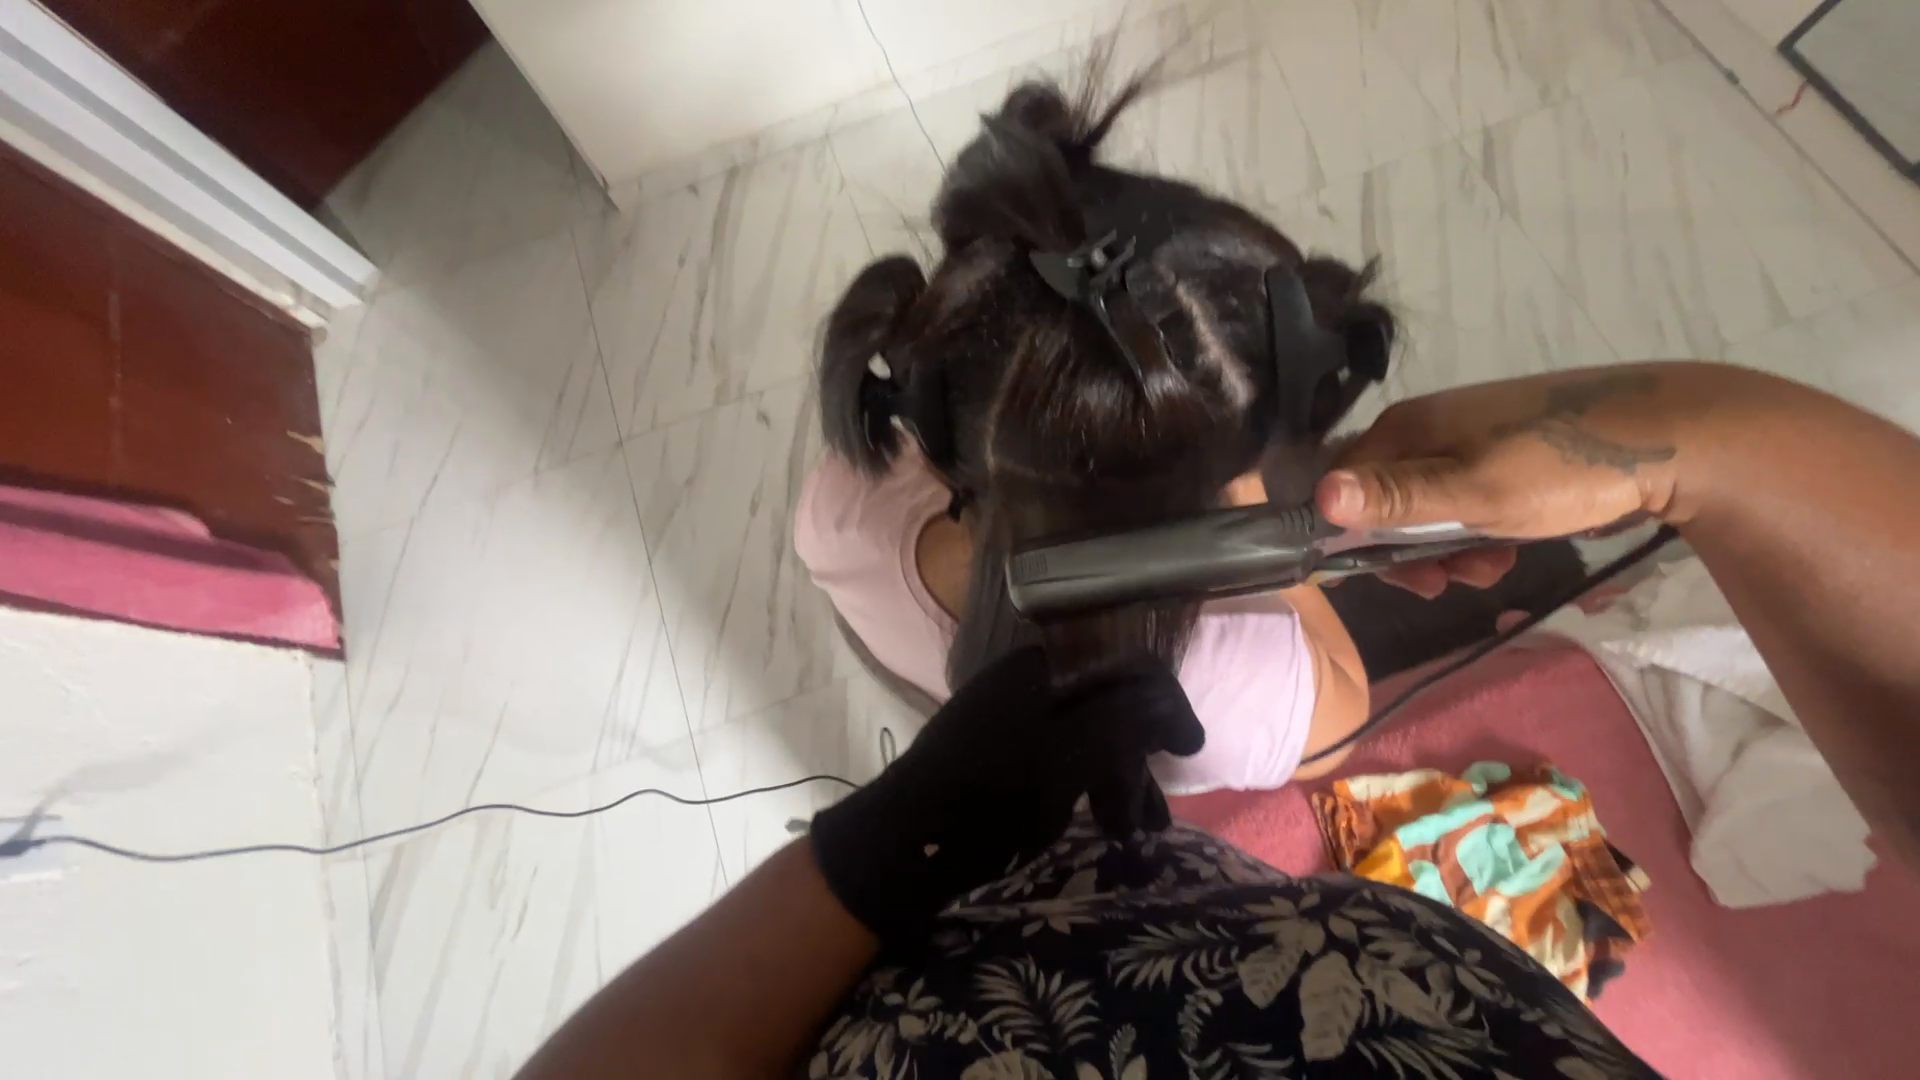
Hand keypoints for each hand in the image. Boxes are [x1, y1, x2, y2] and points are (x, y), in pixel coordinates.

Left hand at [810, 647, 1202, 942]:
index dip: (1163, 707)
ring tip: (1132, 833)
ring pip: (1081, 738)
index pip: (1122, 668)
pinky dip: (1082, 786)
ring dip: (1113, 782)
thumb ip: (1126, 720)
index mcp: (1041, 667)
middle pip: (1104, 707)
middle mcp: (1025, 682)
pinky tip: (1099, 822)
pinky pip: (1055, 758)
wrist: (907, 840)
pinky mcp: (997, 753)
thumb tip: (1169, 701)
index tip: (1188, 750)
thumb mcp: (1072, 756)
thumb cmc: (995, 792)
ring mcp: (1008, 717)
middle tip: (1154, 817)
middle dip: (1135, 761)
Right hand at [1318, 367, 1693, 595]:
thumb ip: (1395, 498)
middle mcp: (1427, 424)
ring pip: (1427, 502)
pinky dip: (1476, 528)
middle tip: (1444, 585)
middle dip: (1406, 549)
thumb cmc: (1564, 468)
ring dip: (1446, 547)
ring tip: (1490, 571)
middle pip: (1384, 498)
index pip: (1343, 485)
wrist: (1684, 434)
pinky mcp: (1505, 444)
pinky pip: (1464, 493)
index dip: (1350, 535)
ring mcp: (1468, 432)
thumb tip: (1319, 495)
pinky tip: (1509, 547)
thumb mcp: (1474, 493)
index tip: (1380, 577)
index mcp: (1407, 427)